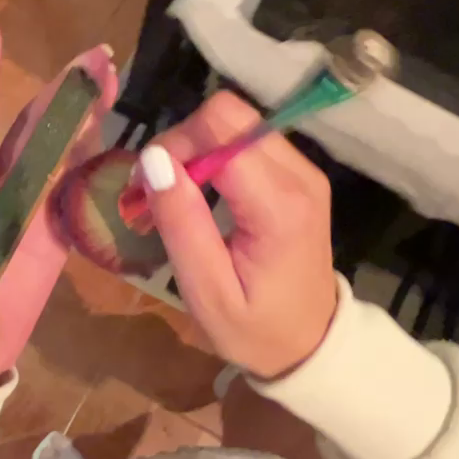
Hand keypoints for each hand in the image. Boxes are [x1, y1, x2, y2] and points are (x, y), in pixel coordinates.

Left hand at [0, 14, 117, 390]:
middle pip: (30, 129)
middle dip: (59, 92)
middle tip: (96, 56)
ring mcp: (29, 206)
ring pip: (58, 147)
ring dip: (83, 111)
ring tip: (111, 73)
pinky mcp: (54, 227)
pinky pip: (77, 183)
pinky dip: (96, 156)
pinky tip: (118, 130)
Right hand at [140, 92, 337, 379]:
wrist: (311, 344)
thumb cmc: (256, 329)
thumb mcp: (207, 292)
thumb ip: (181, 224)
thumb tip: (152, 160)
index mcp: (279, 204)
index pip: (220, 130)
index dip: (174, 146)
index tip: (147, 190)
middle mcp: (299, 175)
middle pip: (229, 114)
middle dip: (182, 142)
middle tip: (156, 189)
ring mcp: (303, 171)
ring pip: (236, 122)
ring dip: (195, 149)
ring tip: (173, 195)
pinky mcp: (298, 175)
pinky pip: (246, 140)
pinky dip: (213, 156)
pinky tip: (200, 194)